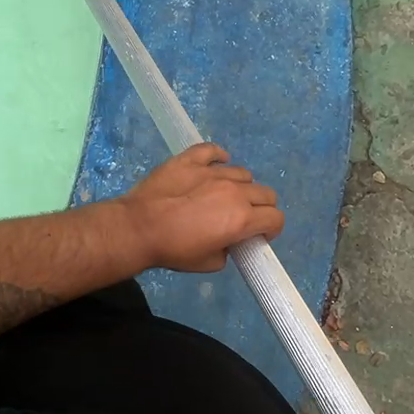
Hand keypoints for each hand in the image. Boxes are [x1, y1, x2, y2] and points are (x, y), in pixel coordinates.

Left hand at [117, 143, 282, 272]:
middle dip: (261, 207)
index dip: (271, 229)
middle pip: (265, 193)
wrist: (138, 228)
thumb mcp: (211, 263)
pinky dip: (218, 156)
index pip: (275, 218)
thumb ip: (229, 249)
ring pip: (242, 172)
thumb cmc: (174, 249)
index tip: (258, 234)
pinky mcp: (189, 159)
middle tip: (243, 217)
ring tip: (223, 194)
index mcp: (242, 218)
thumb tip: (228, 239)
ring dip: (240, 185)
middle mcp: (233, 191)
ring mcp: (211, 171)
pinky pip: (211, 150)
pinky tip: (216, 163)